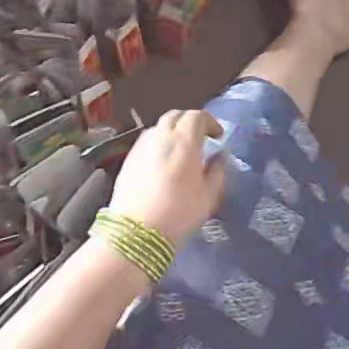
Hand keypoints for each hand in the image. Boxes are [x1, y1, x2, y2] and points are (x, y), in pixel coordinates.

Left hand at [108, 109, 229, 246]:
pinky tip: (163, 164)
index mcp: (183, 141)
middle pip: (176, 116)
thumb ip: (217, 170)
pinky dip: (159, 145)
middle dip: (190, 123)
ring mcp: (140, 147)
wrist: (137, 231)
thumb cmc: (179, 213)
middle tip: (200, 139)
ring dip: (173, 133)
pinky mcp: (128, 160)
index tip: (217, 136)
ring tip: (182, 152)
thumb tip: (220, 156)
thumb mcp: (208, 195)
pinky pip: (147, 143)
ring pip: (159, 128)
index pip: (196, 116)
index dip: (210, 123)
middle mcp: (160, 137)